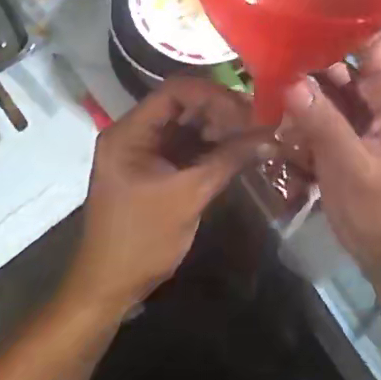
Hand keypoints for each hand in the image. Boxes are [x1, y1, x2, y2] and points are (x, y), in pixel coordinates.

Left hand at [64, 78, 263, 314]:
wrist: (109, 289)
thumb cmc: (141, 240)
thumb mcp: (189, 196)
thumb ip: (229, 159)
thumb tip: (271, 135)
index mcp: (130, 133)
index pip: (177, 91)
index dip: (215, 95)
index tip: (247, 112)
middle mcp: (136, 133)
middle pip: (186, 104)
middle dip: (224, 111)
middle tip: (259, 124)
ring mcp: (148, 151)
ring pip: (192, 124)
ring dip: (223, 128)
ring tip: (256, 137)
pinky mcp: (159, 167)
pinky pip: (191, 144)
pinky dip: (216, 146)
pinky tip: (242, 150)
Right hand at [277, 35, 380, 284]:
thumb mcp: (352, 165)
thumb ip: (323, 123)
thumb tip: (292, 80)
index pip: (376, 51)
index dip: (351, 27)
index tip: (315, 6)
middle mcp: (378, 107)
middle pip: (348, 70)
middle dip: (316, 56)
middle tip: (276, 37)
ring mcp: (361, 127)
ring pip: (332, 95)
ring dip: (306, 85)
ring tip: (268, 65)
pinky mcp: (345, 146)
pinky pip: (323, 120)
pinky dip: (303, 113)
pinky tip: (275, 106)